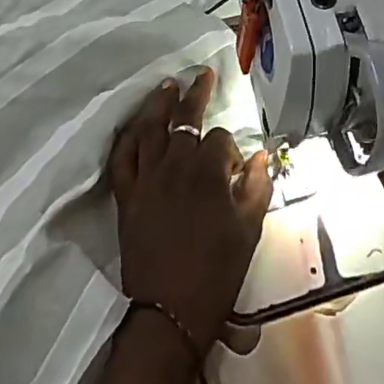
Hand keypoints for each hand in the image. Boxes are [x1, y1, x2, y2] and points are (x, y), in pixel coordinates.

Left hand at [110, 68, 271, 350]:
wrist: (170, 309)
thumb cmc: (217, 272)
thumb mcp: (249, 231)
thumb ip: (257, 188)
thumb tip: (260, 156)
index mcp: (208, 172)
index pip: (221, 139)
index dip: (231, 146)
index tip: (236, 164)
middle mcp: (175, 164)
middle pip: (185, 119)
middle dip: (196, 94)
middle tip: (202, 74)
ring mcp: (146, 176)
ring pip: (151, 128)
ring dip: (159, 104)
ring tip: (167, 85)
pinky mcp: (126, 192)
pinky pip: (122, 156)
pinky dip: (127, 137)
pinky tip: (132, 125)